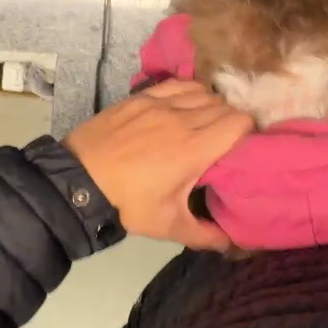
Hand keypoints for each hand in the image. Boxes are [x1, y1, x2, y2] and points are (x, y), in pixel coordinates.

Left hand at [64, 79, 252, 250]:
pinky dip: (189, 91)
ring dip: (211, 104)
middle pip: (224, 106)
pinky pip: (177, 84)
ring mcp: (160, 103)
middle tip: (228, 139)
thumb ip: (204, 234)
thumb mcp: (168, 225)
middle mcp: (183, 118)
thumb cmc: (128, 202)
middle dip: (232, 120)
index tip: (246, 145)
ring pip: (202, 92)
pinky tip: (186, 103)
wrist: (78, 181)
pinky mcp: (141, 96)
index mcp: (196, 147)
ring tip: (206, 122)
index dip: (249, 131)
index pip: (239, 122)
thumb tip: (231, 243)